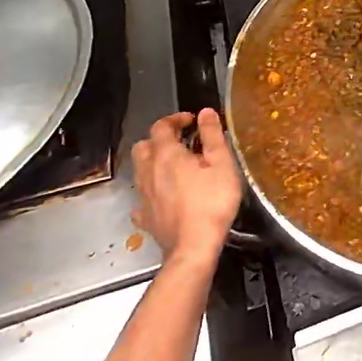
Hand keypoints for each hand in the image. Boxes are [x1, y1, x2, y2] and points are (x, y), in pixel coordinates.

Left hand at [132, 109, 242, 271]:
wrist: (193, 248)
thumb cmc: (211, 203)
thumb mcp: (221, 164)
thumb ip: (213, 135)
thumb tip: (206, 112)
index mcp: (166, 154)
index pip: (162, 126)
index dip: (175, 119)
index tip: (190, 121)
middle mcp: (149, 171)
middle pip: (144, 146)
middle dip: (158, 139)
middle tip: (179, 142)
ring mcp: (144, 195)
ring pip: (139, 170)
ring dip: (152, 162)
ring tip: (173, 166)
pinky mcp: (146, 217)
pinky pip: (142, 199)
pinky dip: (150, 192)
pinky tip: (161, 197)